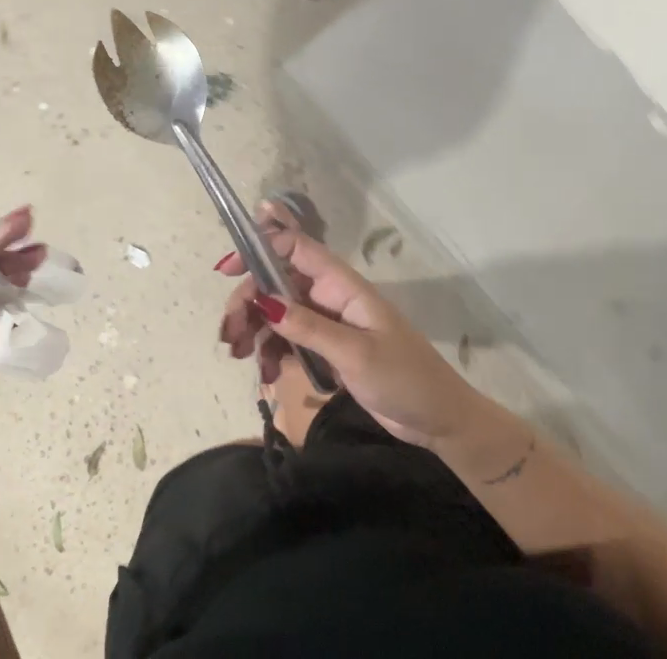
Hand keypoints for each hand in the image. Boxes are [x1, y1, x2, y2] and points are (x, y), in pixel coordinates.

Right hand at [217, 210, 489, 447]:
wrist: (438, 419)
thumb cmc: (404, 377)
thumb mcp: (354, 353)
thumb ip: (308, 327)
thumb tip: (262, 300)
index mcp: (343, 286)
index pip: (297, 249)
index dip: (261, 249)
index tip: (228, 270)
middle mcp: (331, 298)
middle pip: (278, 284)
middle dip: (249, 303)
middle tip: (229, 335)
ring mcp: (328, 325)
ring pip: (278, 314)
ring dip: (255, 330)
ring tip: (240, 356)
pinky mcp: (327, 351)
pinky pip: (288, 342)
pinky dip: (271, 354)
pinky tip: (265, 376)